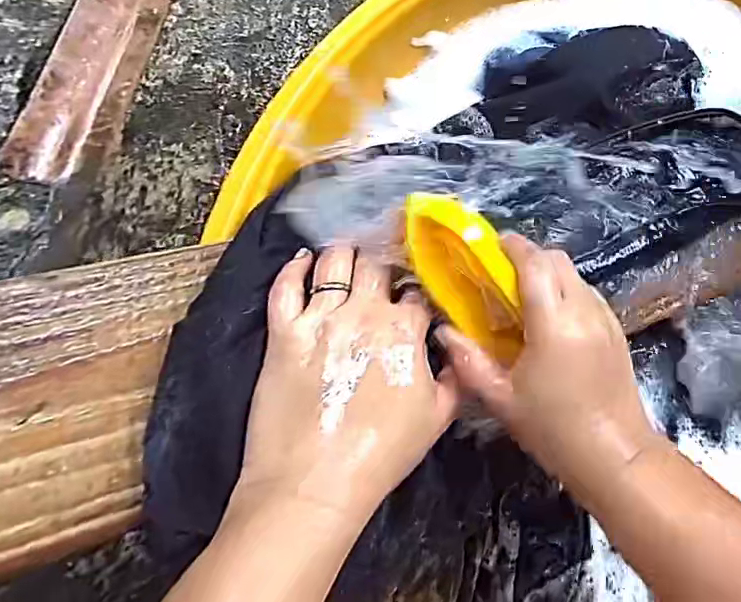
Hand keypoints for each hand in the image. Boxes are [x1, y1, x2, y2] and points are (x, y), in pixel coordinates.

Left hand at [229, 243, 459, 524]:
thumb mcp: (439, 415)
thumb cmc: (382, 453)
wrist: (312, 488)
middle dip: (383, 258)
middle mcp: (366, 311)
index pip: (416, 288)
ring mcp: (322, 319)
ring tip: (346, 256)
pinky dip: (295, 268)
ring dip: (344, 254)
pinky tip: (303, 262)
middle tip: (382, 263)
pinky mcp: (284, 333)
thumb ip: (455, 372)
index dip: (418, 285)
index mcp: (405, 327)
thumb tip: (456, 347)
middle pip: (376, 263)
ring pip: (334, 262)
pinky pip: (286, 286)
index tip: (415, 288)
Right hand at [436, 233, 662, 496]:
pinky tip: (551, 318)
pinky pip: (586, 292)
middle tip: (502, 273)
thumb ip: (470, 362)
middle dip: (529, 256)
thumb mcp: (503, 400)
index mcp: (554, 322)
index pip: (535, 264)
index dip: (513, 246)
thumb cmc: (554, 429)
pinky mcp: (615, 326)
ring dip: (549, 273)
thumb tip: (446, 331)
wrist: (615, 453)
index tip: (492, 245)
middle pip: (557, 259)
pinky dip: (566, 290)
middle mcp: (583, 308)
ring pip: (574, 274)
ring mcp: (604, 315)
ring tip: (524, 297)